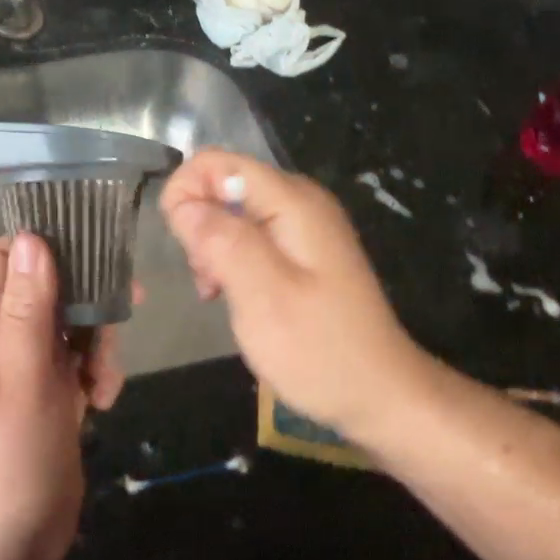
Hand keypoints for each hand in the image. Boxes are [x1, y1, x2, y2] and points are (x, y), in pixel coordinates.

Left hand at [0, 234, 122, 559]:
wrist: (7, 542)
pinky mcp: (58, 401)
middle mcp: (10, 342)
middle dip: (87, 292)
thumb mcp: (20, 375)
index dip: (32, 241)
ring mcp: (35, 373)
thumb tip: (30, 236)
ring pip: (74, 328)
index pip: (0, 262)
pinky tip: (105, 401)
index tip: (79, 235)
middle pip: (49, 289)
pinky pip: (84, 367)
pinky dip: (100, 374)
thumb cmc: (8, 455)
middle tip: (126, 298)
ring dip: (100, 341)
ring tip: (105, 377)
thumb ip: (26, 308)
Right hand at [159, 150, 422, 437]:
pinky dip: (230, 259)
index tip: (179, 244)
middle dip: (198, 224)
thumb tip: (182, 204)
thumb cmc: (320, 350)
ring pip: (231, 212)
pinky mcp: (301, 252)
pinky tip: (231, 294)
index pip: (216, 163)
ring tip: (215, 292)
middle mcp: (299, 202)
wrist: (380, 396)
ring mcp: (302, 227)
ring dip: (211, 246)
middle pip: (223, 184)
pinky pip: (249, 236)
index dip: (185, 192)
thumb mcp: (263, 296)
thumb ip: (222, 241)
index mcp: (293, 202)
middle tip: (206, 278)